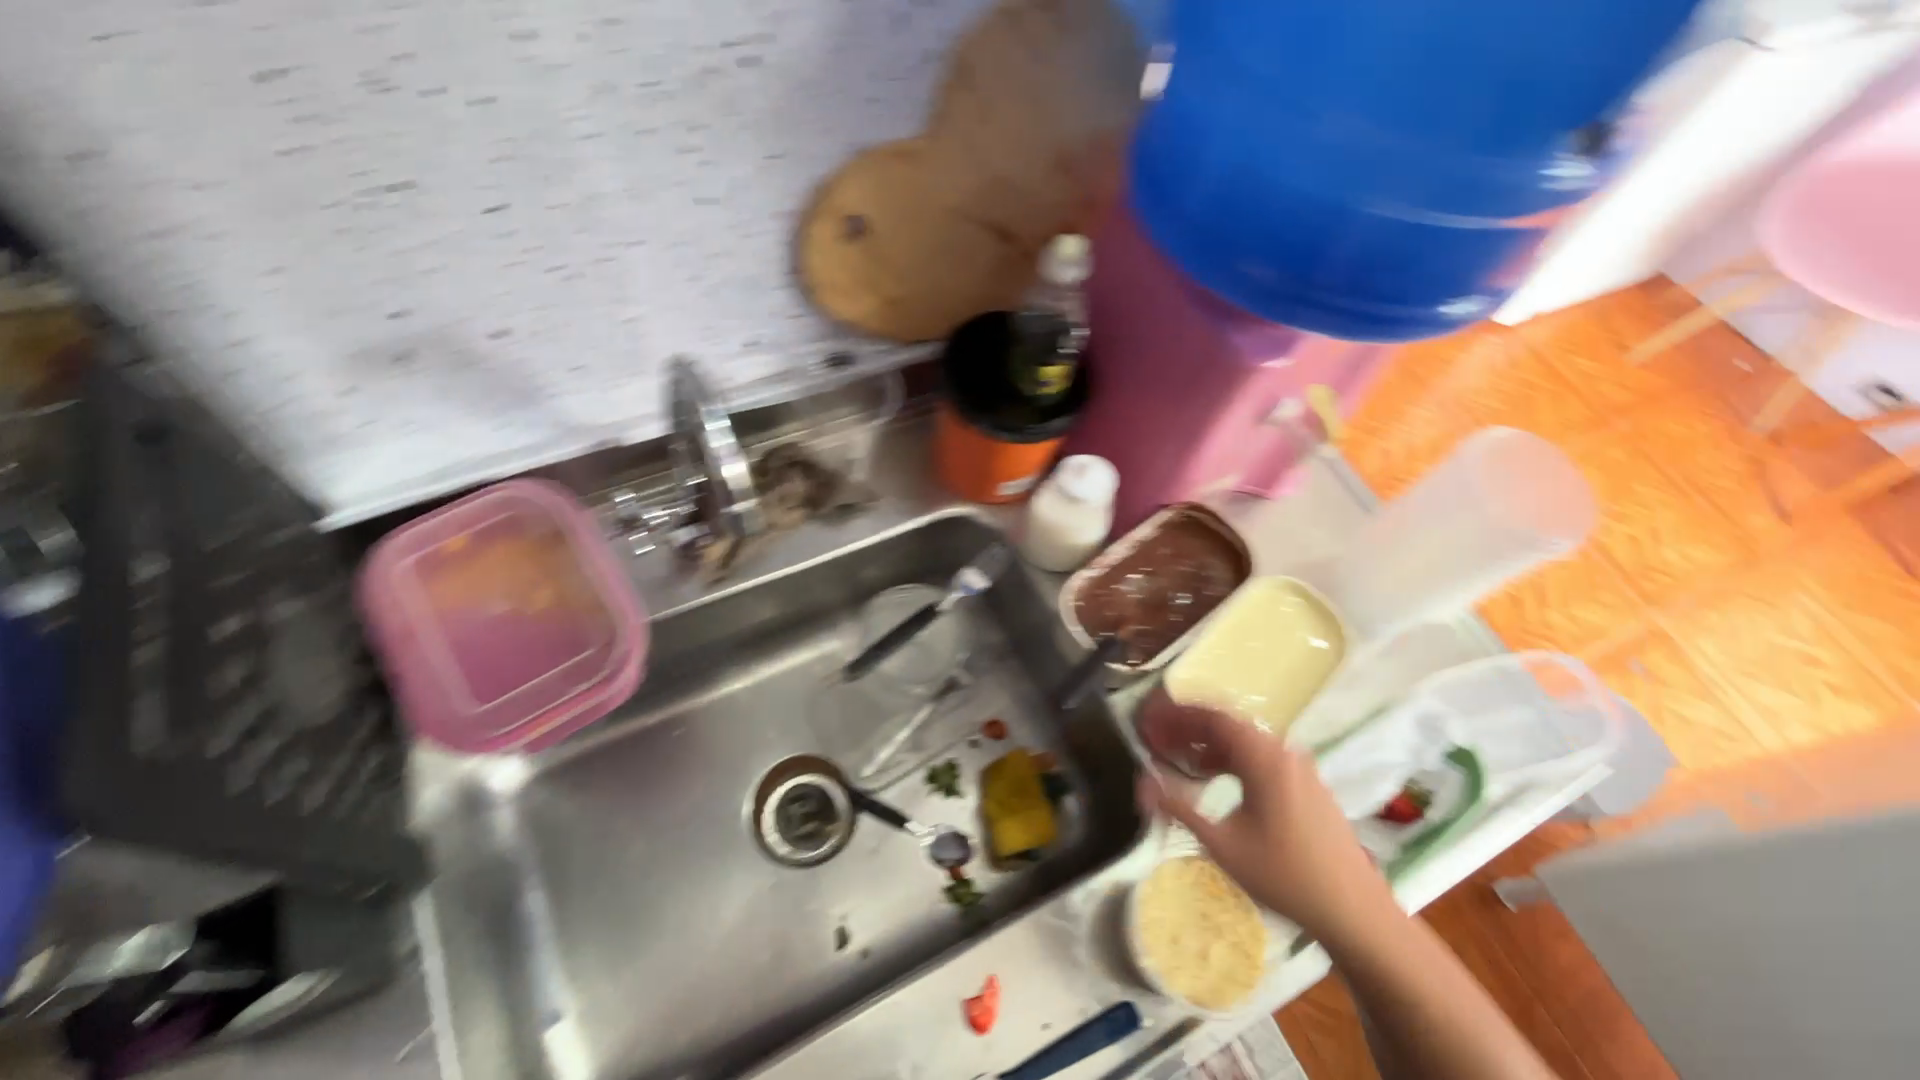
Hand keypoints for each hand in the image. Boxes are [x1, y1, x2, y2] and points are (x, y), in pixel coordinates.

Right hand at [1136, 703, 1395, 941]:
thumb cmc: (1284, 875)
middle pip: (1228, 725)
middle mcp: (1284, 752)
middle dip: (1188, 727)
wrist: (1352, 908)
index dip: (1176, 714)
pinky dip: (1230, 758)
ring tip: (1176, 758)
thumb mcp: (1222, 843)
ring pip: (1245, 741)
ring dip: (1208, 744)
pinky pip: (1260, 757)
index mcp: (1264, 757)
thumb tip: (1141, 782)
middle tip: (1154, 738)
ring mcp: (1299, 768)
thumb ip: (1178, 806)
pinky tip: (1212, 778)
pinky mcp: (1307, 785)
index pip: (1212, 716)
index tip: (1148, 720)